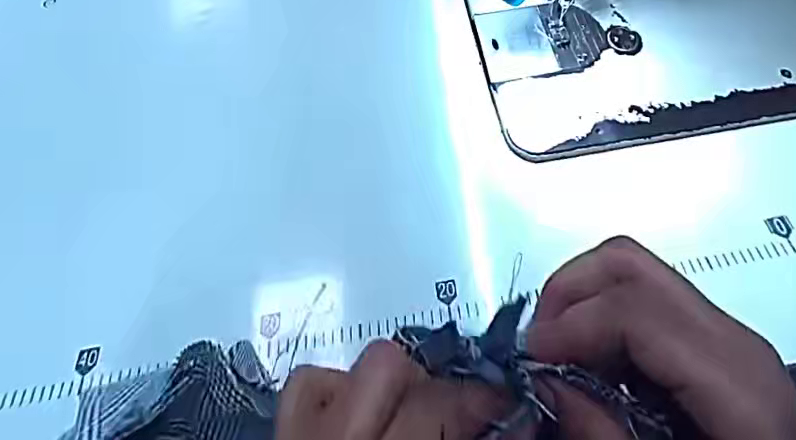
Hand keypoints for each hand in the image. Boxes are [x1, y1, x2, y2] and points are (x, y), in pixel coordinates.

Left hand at [277, 341, 516, 439]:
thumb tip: (511, 421)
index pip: (439, 408)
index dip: (486, 400)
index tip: (514, 402)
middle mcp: (338, 439)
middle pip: (392, 368)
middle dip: (438, 386)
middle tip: (471, 407)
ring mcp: (301, 430)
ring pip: (355, 363)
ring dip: (394, 380)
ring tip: (416, 409)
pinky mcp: (281, 428)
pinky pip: (309, 381)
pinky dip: (338, 387)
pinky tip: (358, 412)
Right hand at [526, 237, 795, 439]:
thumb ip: (608, 437)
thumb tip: (549, 382)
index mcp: (741, 385)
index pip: (635, 309)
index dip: (571, 323)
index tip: (532, 355)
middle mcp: (738, 343)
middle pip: (631, 264)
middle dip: (570, 289)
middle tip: (539, 340)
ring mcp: (731, 337)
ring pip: (634, 270)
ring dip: (584, 298)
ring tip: (560, 349)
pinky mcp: (719, 345)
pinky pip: (647, 299)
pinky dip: (607, 313)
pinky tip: (595, 359)